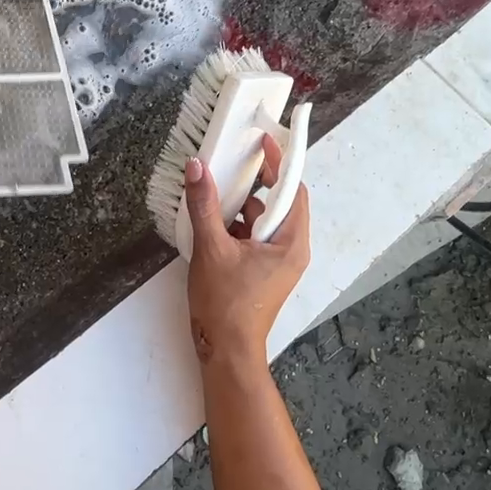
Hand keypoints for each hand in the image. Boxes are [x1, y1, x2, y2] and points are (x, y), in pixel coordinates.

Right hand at [185, 136, 310, 366]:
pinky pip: (252, 235)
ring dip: (240, 204)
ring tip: (213, 192)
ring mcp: (277, 261)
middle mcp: (291, 249)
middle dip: (255, 181)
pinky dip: (235, 224)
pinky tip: (210, 222)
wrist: (225, 349)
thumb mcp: (211, 247)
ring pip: (262, 219)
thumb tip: (197, 166)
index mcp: (290, 243)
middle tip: (232, 161)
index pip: (293, 190)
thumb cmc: (225, 301)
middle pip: (278, 203)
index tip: (263, 140)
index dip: (279, 163)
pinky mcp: (262, 270)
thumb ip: (204, 204)